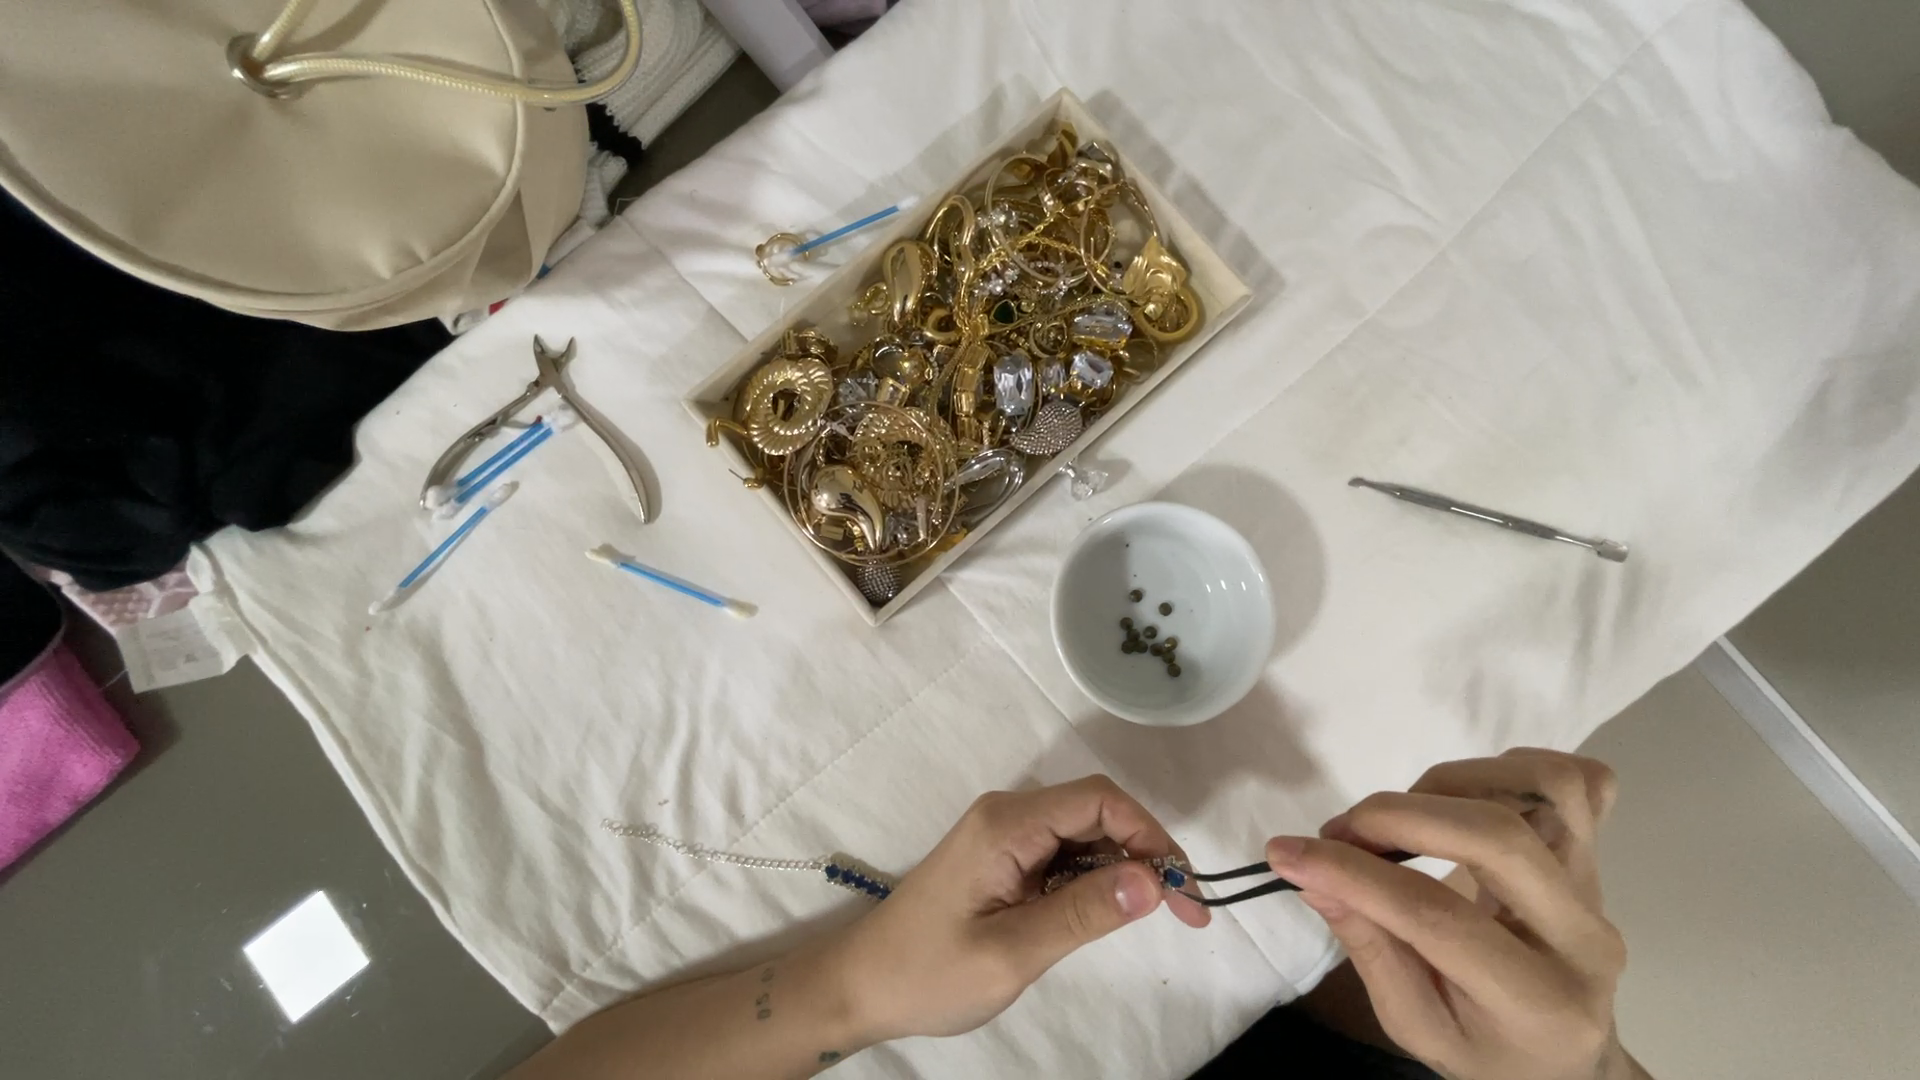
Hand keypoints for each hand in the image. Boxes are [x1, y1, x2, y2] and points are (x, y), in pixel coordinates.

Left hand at [828, 775, 1209, 1043]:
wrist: (863, 983)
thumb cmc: (931, 972)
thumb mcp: (1013, 952)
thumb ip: (1083, 913)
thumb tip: (1152, 882)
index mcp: (1007, 823)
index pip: (1098, 800)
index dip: (1150, 835)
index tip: (1184, 893)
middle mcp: (1008, 813)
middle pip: (1095, 810)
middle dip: (1144, 852)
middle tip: (1183, 912)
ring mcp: (1004, 833)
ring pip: (1083, 831)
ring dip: (1122, 867)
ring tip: (1152, 917)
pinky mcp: (1003, 855)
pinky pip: (1062, 851)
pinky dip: (1094, 877)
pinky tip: (1104, 911)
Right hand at [1267, 749, 1644, 1079]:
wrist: (1568, 1056)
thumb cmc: (1483, 1045)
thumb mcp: (1413, 1022)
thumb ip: (1366, 945)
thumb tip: (1309, 872)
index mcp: (1538, 1000)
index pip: (1437, 916)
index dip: (1351, 874)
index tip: (1285, 852)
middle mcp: (1584, 936)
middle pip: (1499, 838)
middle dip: (1398, 816)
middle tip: (1343, 832)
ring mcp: (1598, 887)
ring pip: (1545, 789)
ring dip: (1450, 783)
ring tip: (1404, 815)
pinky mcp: (1595, 853)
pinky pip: (1578, 780)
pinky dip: (1513, 767)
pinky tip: (1464, 795)